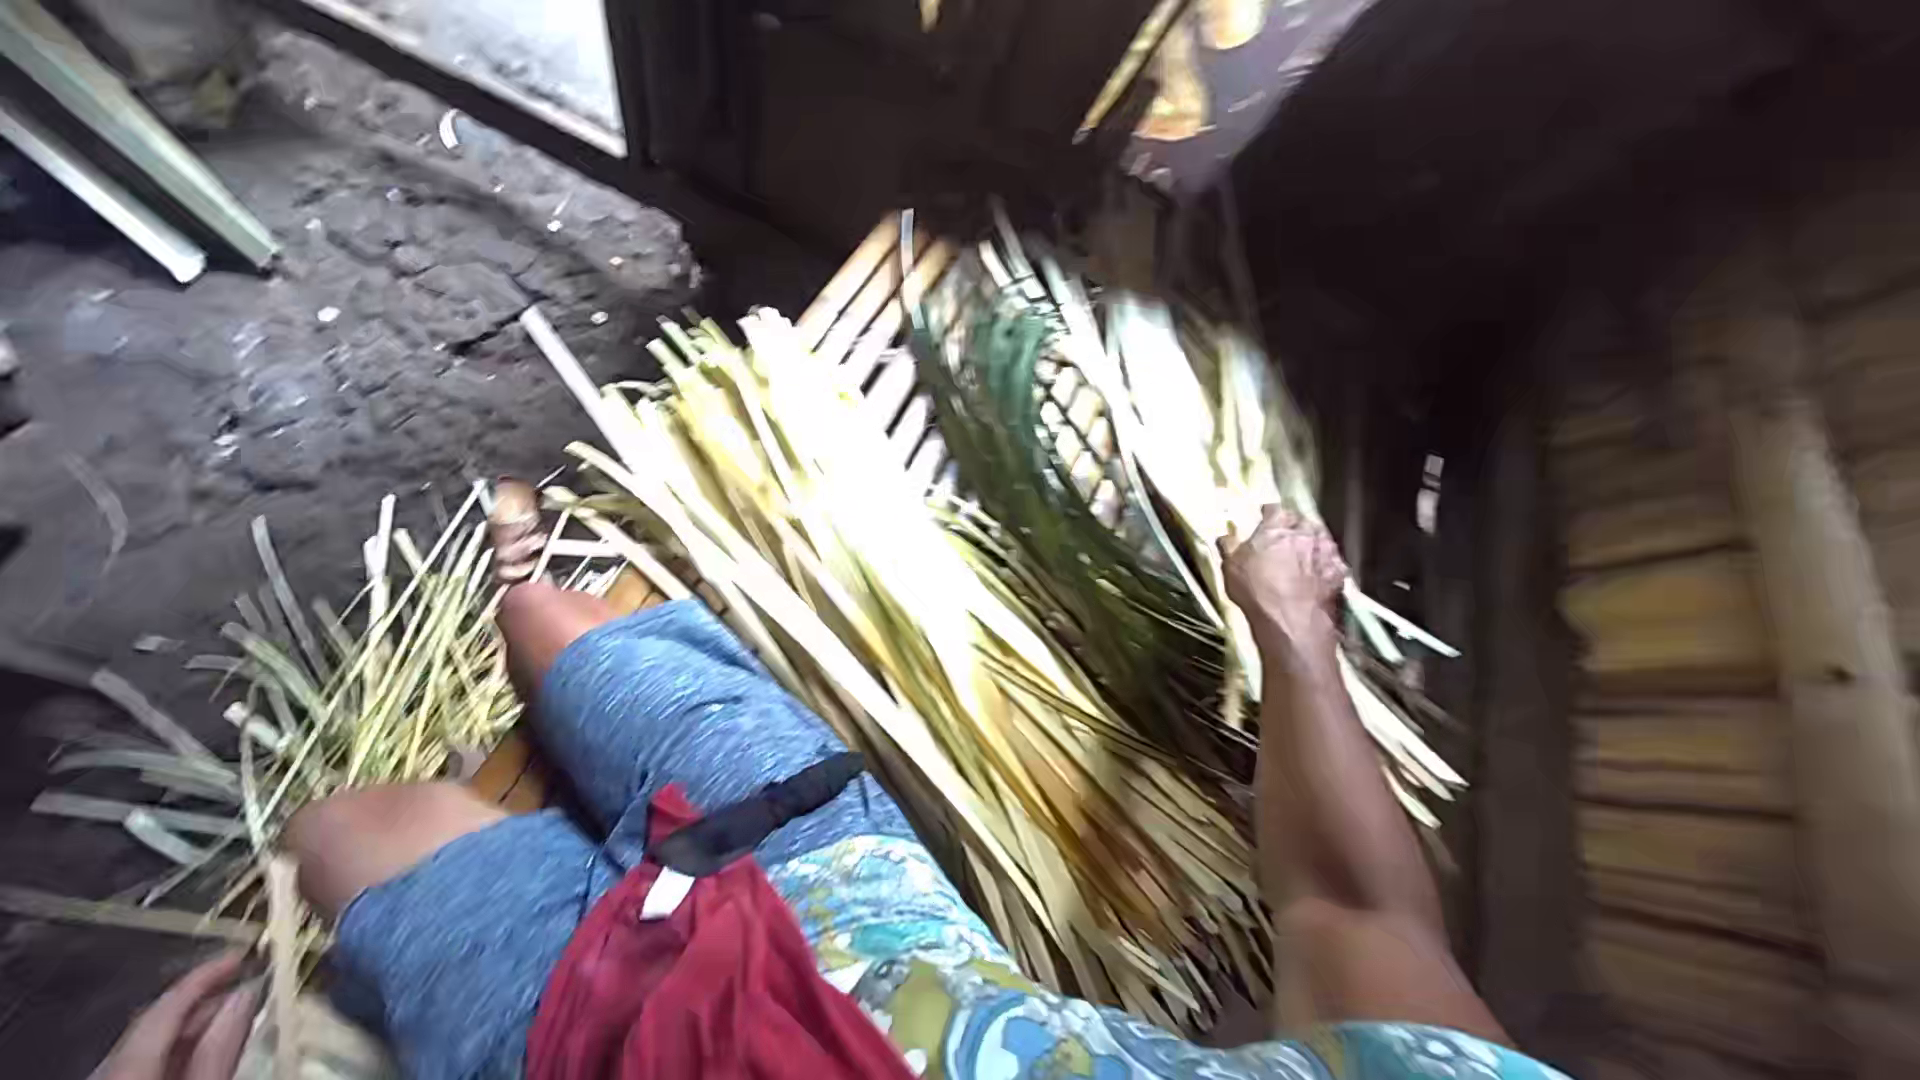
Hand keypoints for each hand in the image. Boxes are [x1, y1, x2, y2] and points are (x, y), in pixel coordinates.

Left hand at [89, 951, 261, 1079]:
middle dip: (206, 1000)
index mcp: (126, 1064)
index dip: (206, 973)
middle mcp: (105, 1067)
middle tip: (251, 985)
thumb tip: (246, 992)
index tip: (246, 950)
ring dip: (193, 1024)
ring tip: (234, 1016)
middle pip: (155, 1022)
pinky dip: (174, 1047)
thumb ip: (220, 1047)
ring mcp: (103, 1078)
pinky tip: (200, 1048)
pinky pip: (139, 1060)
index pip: (165, 1005)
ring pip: (147, 1042)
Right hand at [1219, 506, 1345, 653]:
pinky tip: (1319, 570)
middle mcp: (1304, 533)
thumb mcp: (1231, 567)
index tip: (1264, 515)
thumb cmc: (1256, 591)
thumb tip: (1226, 535)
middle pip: (1301, 520)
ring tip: (1304, 550)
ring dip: (1312, 540)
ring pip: (1321, 537)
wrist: (1292, 621)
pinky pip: (1333, 559)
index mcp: (1276, 528)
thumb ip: (1229, 546)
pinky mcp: (1339, 572)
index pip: (1275, 509)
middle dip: (1293, 524)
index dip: (1269, 512)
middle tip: (1285, 534)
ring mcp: (1325, 552)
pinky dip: (1325, 562)